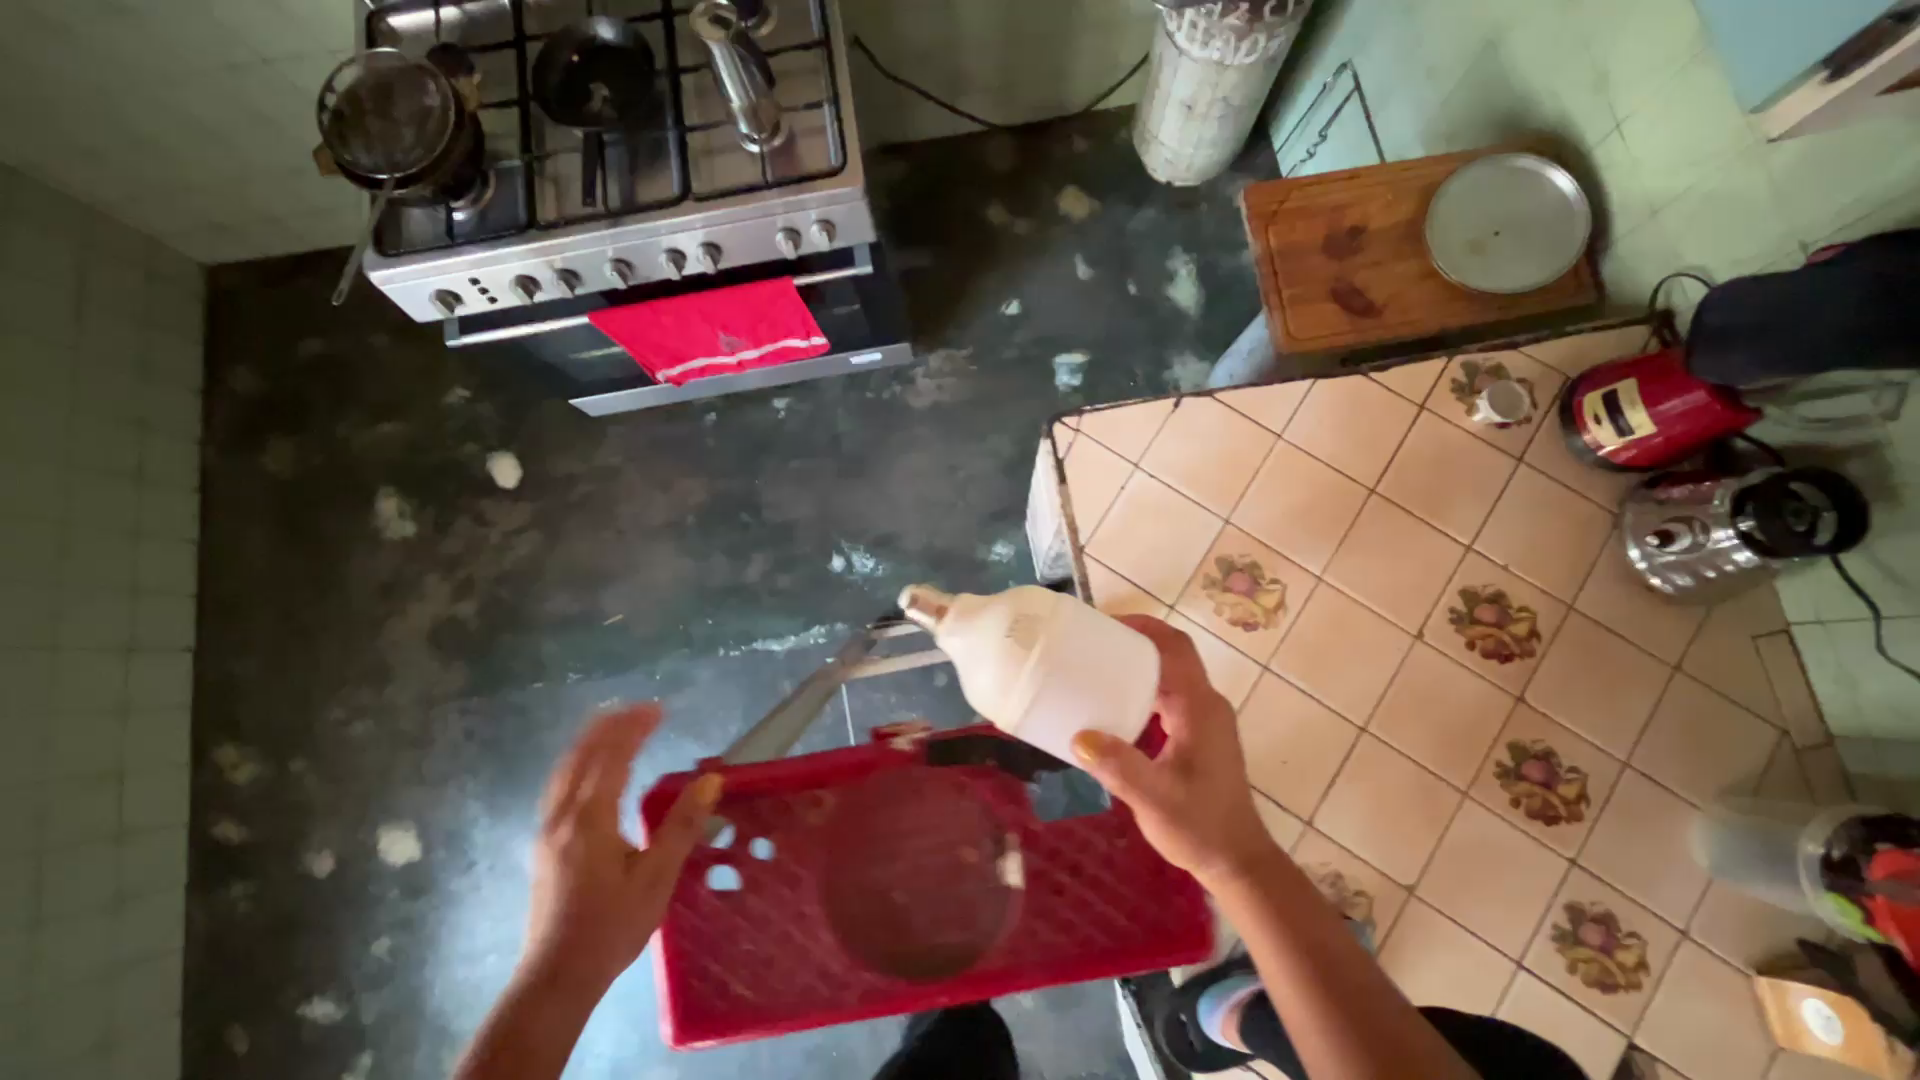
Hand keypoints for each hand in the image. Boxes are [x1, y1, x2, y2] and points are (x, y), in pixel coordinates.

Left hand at [523, 704, 722, 988]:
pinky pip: (559, 786)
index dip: (635, 729)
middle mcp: (562, 816)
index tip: (659, 709)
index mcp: (590, 819)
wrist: (557, 976)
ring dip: (590, 741)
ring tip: (614, 725)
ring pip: (565, 769)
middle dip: (610, 726)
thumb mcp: (657, 876)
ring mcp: (547, 830)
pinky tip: (588, 770)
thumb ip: (683, 824)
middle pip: (582, 755)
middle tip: (641, 709)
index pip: (613, 757)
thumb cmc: (612, 927)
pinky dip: (577, 762)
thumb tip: (711, 780)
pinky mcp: (544, 845)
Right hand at [1070, 616, 1277, 885]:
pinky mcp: (1200, 736)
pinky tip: (1114, 705)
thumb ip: (1119, 766)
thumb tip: (1078, 737)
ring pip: (1171, 676)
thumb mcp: (1154, 798)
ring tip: (1096, 667)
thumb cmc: (1199, 826)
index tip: (1106, 622)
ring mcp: (1206, 721)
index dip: (1144, 627)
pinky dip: (1143, 688)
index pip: (1176, 649)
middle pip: (1173, 655)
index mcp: (1200, 709)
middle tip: (1091, 643)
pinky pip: (1170, 697)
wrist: (1236, 861)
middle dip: (1135, 641)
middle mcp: (1206, 706)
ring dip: (1139, 664)